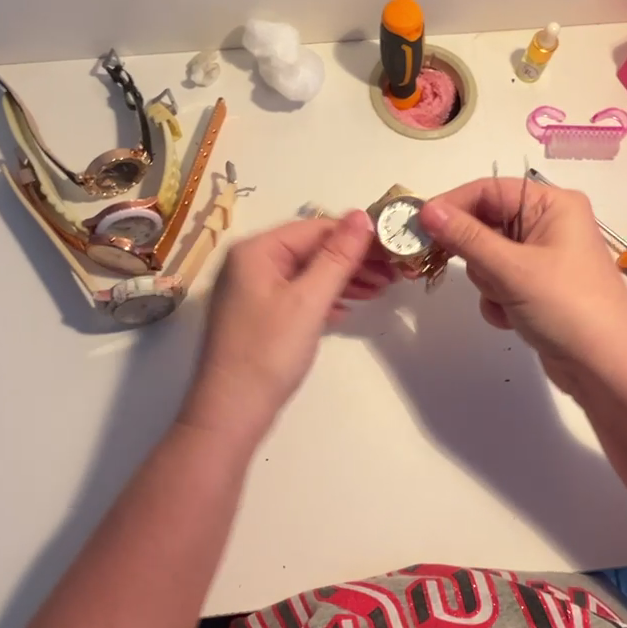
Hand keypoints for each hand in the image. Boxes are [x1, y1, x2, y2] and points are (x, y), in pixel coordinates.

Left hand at [179, 212, 383, 436]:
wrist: (231, 411)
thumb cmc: (269, 352)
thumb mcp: (309, 300)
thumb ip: (337, 257)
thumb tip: (362, 215)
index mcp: (256, 251)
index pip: (315, 228)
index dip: (356, 235)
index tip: (394, 248)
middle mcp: (249, 264)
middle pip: (310, 249)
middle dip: (353, 259)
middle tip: (395, 273)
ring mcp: (252, 292)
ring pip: (306, 274)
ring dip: (343, 279)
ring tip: (380, 290)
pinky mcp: (258, 317)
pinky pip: (298, 296)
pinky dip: (325, 298)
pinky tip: (349, 309)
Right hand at [421, 178, 626, 394]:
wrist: (607, 368)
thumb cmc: (567, 307)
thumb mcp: (512, 269)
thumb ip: (466, 238)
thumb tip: (426, 211)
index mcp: (552, 205)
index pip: (488, 190)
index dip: (452, 206)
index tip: (418, 226)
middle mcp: (548, 225)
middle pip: (485, 224)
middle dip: (474, 253)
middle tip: (454, 269)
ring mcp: (543, 259)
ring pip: (487, 258)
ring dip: (488, 283)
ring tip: (507, 301)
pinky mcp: (537, 289)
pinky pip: (499, 284)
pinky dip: (497, 301)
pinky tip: (511, 318)